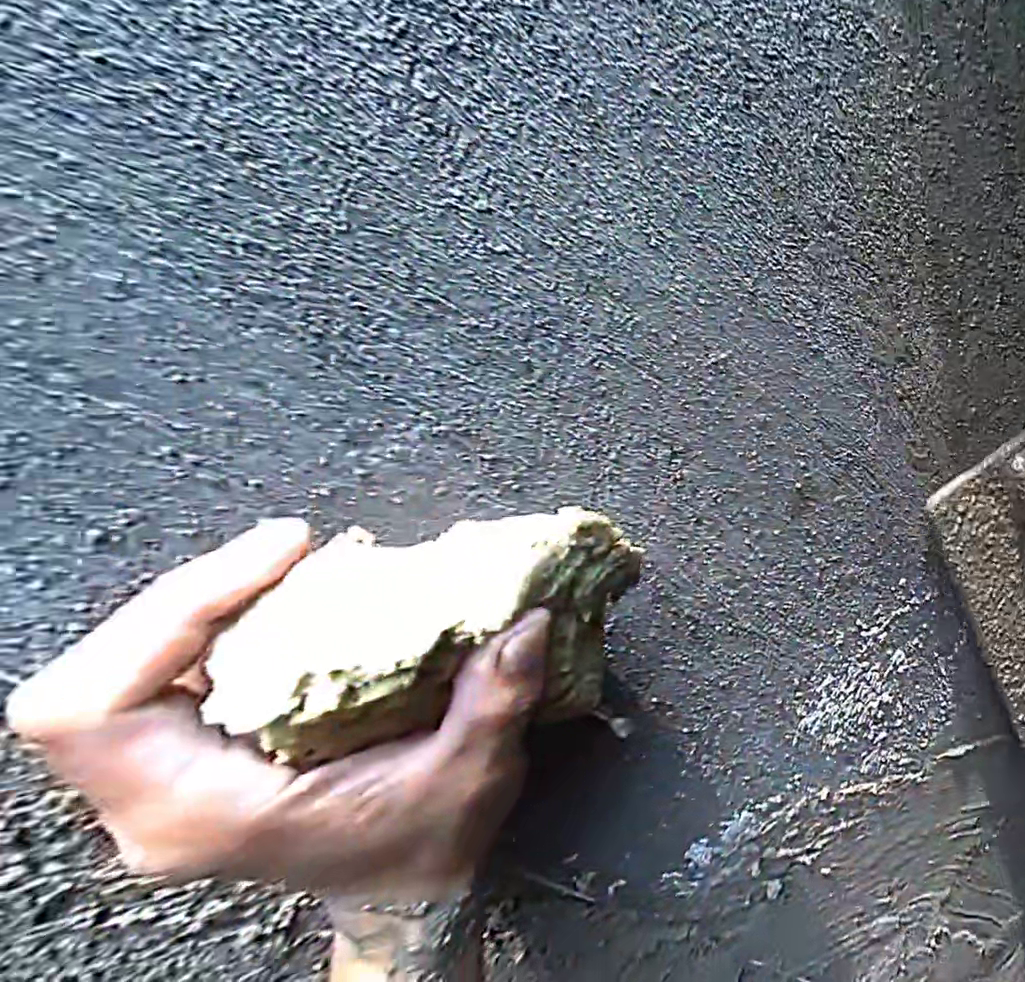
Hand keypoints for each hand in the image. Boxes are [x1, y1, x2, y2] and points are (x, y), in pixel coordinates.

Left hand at [5, 518, 548, 903]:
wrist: (411, 884)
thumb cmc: (430, 843)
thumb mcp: (475, 773)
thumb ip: (499, 698)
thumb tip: (527, 620)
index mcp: (203, 809)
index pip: (93, 709)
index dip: (171, 613)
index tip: (284, 555)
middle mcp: (163, 794)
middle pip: (106, 674)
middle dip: (200, 593)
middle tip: (297, 544)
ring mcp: (179, 773)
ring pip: (142, 667)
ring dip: (218, 602)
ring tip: (305, 561)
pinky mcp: (212, 750)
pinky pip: (188, 672)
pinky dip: (239, 622)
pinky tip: (305, 599)